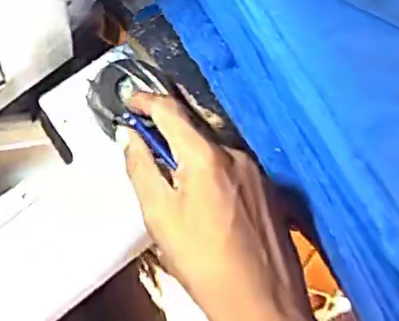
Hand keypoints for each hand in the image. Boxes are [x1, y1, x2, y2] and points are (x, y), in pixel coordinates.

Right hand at [122, 91, 312, 320]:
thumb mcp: (157, 213)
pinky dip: (211, 172)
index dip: (143, 99)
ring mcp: (257, 178)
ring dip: (189, 155)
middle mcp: (236, 159)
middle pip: (191, 128)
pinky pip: (231, 169)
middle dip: (165, 133)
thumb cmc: (213, 270)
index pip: (168, 109)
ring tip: (174, 183)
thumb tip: (129, 137)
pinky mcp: (270, 197)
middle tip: (144, 144)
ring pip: (211, 149)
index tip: (131, 100)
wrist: (264, 313)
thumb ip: (139, 165)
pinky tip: (203, 202)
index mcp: (206, 157)